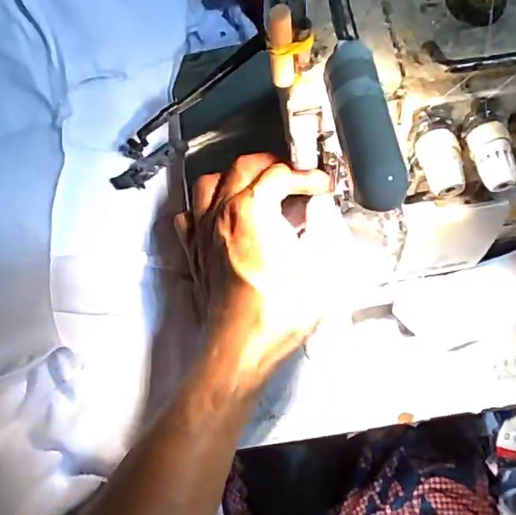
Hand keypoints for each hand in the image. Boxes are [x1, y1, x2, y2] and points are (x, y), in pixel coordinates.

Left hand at [178, 153, 336, 386]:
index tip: (320, 186)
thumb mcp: (320, 268)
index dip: (306, 175)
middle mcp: (220, 216)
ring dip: (235, 177)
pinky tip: (220, 215)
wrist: (241, 349)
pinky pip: (190, 216)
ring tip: (257, 185)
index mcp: (251, 211)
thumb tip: (322, 210)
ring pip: (210, 184)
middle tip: (294, 176)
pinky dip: (206, 207)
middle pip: (242, 167)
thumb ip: (325, 229)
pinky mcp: (196, 256)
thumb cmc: (273, 316)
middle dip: (272, 165)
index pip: (279, 173)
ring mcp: (204, 235)